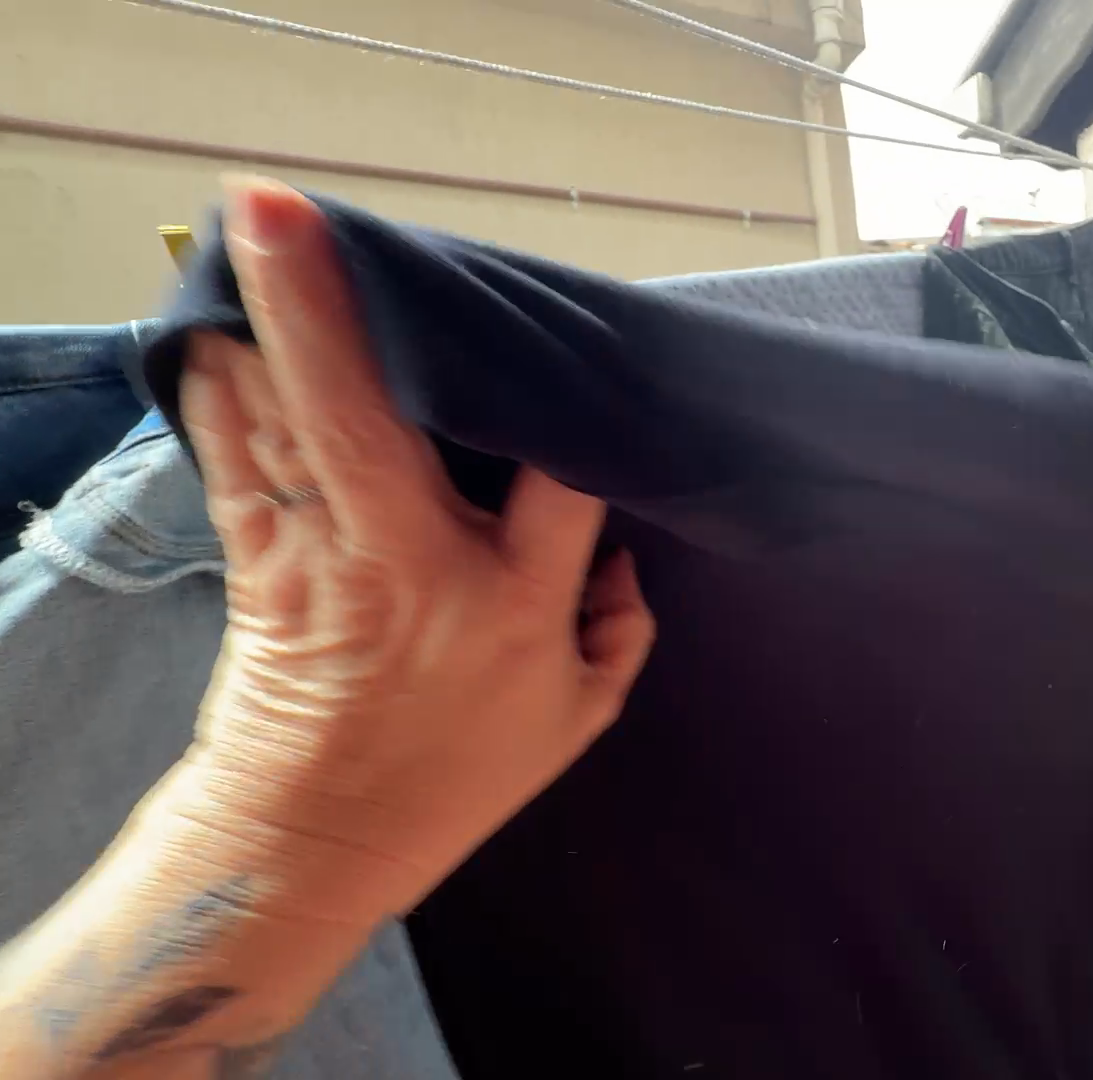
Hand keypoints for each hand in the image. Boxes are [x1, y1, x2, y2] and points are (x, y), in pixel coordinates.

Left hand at [167, 178, 654, 923]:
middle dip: (327, 316)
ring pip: (280, 424)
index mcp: (517, 602)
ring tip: (257, 243)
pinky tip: (222, 339)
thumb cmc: (463, 776)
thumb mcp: (584, 713)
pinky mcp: (260, 567)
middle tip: (284, 215)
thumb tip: (619, 554)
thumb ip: (623, 625)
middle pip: (372, 421)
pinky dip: (226, 395)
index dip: (569, 416)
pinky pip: (237, 462)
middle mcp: (418, 563)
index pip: (560, 482)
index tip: (571, 362)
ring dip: (261, 333)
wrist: (311, 840)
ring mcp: (324, 559)